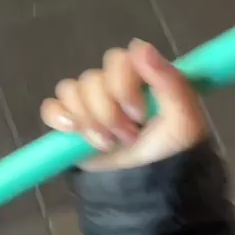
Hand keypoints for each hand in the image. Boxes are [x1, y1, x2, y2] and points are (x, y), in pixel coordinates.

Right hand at [41, 39, 207, 171]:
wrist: (148, 188)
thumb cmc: (172, 152)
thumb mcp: (184, 119)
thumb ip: (169, 80)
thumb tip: (139, 45)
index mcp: (139, 76)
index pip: (117, 60)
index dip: (122, 85)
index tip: (138, 113)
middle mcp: (112, 84)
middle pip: (91, 78)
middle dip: (107, 113)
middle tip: (127, 137)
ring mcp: (88, 102)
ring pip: (70, 91)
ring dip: (89, 121)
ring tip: (108, 144)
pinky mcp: (68, 121)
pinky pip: (51, 107)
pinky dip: (59, 117)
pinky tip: (73, 130)